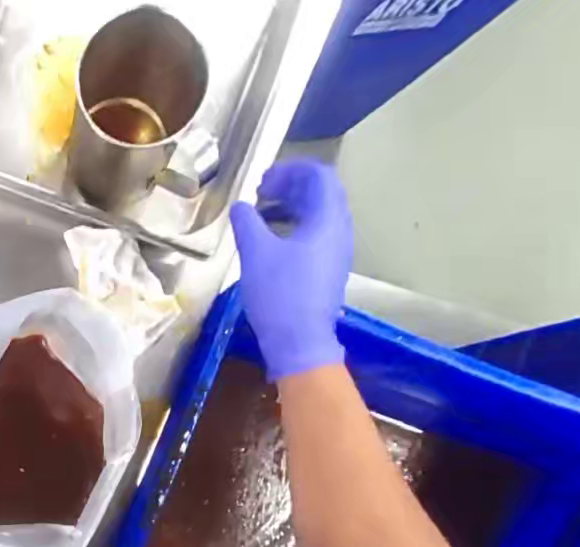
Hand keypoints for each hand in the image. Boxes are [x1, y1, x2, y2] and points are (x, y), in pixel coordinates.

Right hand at [227, 160, 353, 381]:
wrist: (299, 343)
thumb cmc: (279, 295)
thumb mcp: (256, 254)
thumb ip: (247, 223)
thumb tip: (240, 206)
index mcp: (328, 219)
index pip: (320, 176)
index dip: (292, 170)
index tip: (264, 179)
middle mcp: (340, 232)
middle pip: (322, 195)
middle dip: (291, 188)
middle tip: (262, 193)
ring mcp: (337, 254)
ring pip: (319, 217)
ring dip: (293, 209)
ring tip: (264, 216)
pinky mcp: (328, 273)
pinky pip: (316, 238)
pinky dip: (296, 229)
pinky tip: (273, 244)